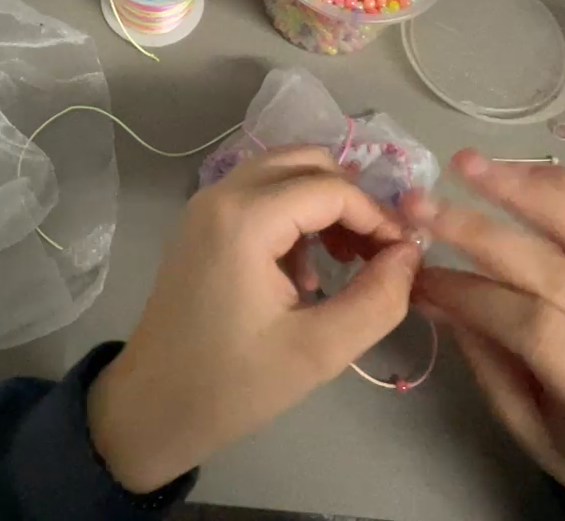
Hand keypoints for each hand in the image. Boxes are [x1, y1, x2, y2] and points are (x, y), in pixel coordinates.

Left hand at [88, 146, 422, 491]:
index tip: (406, 256)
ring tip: (346, 262)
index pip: (331, 188)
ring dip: (321, 203)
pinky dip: (292, 214)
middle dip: (349, 199)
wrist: (153, 402)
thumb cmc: (232, 382)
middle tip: (376, 252)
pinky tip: (304, 273)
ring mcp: (206, 202)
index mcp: (245, 217)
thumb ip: (377, 298)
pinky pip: (259, 193)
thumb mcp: (318, 350)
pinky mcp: (202, 219)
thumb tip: (411, 254)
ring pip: (281, 171)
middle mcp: (221, 192)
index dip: (377, 216)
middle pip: (304, 161)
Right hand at [408, 151, 564, 520]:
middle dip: (482, 233)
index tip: (417, 276)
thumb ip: (480, 346)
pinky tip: (522, 168)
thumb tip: (423, 282)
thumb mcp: (519, 418)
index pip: (543, 332)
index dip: (473, 295)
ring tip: (467, 163)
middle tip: (420, 205)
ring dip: (525, 189)